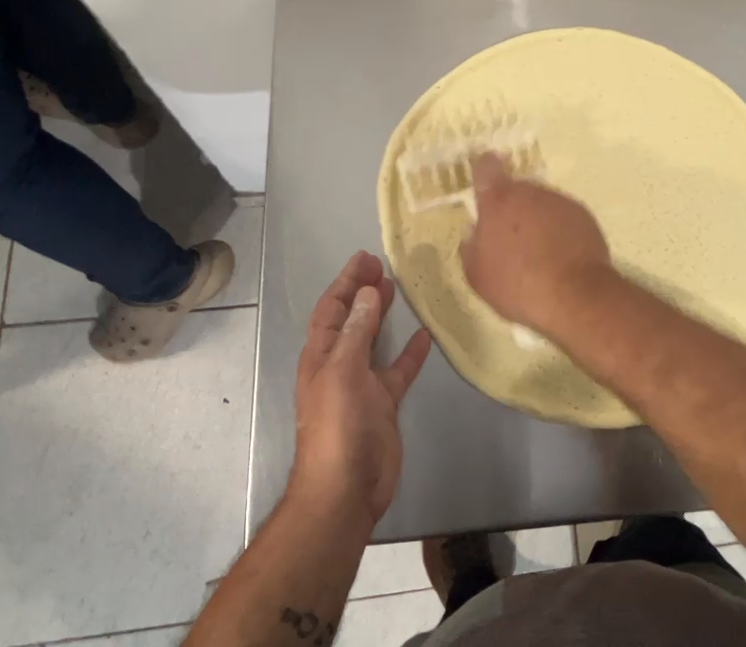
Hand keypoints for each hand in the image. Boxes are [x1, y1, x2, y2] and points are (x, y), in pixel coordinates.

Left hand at [292, 251, 433, 529]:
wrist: (346, 487)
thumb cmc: (339, 426)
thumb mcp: (343, 372)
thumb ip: (356, 332)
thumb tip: (366, 293)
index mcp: (321, 355)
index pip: (332, 309)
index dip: (345, 282)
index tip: (364, 258)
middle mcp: (338, 365)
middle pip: (350, 319)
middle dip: (361, 292)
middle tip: (381, 266)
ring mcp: (361, 385)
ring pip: (373, 340)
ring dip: (381, 315)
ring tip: (397, 289)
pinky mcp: (383, 404)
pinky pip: (397, 370)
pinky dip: (409, 353)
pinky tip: (424, 337)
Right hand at [460, 152, 613, 335]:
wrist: (574, 296)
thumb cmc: (517, 286)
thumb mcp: (478, 275)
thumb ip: (471, 247)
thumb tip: (475, 234)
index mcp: (498, 201)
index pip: (486, 168)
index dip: (484, 170)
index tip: (486, 180)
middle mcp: (530, 192)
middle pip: (516, 189)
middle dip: (512, 208)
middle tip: (511, 238)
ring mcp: (560, 201)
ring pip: (542, 203)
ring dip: (537, 219)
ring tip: (539, 253)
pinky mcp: (584, 215)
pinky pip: (564, 216)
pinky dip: (560, 229)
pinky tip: (560, 256)